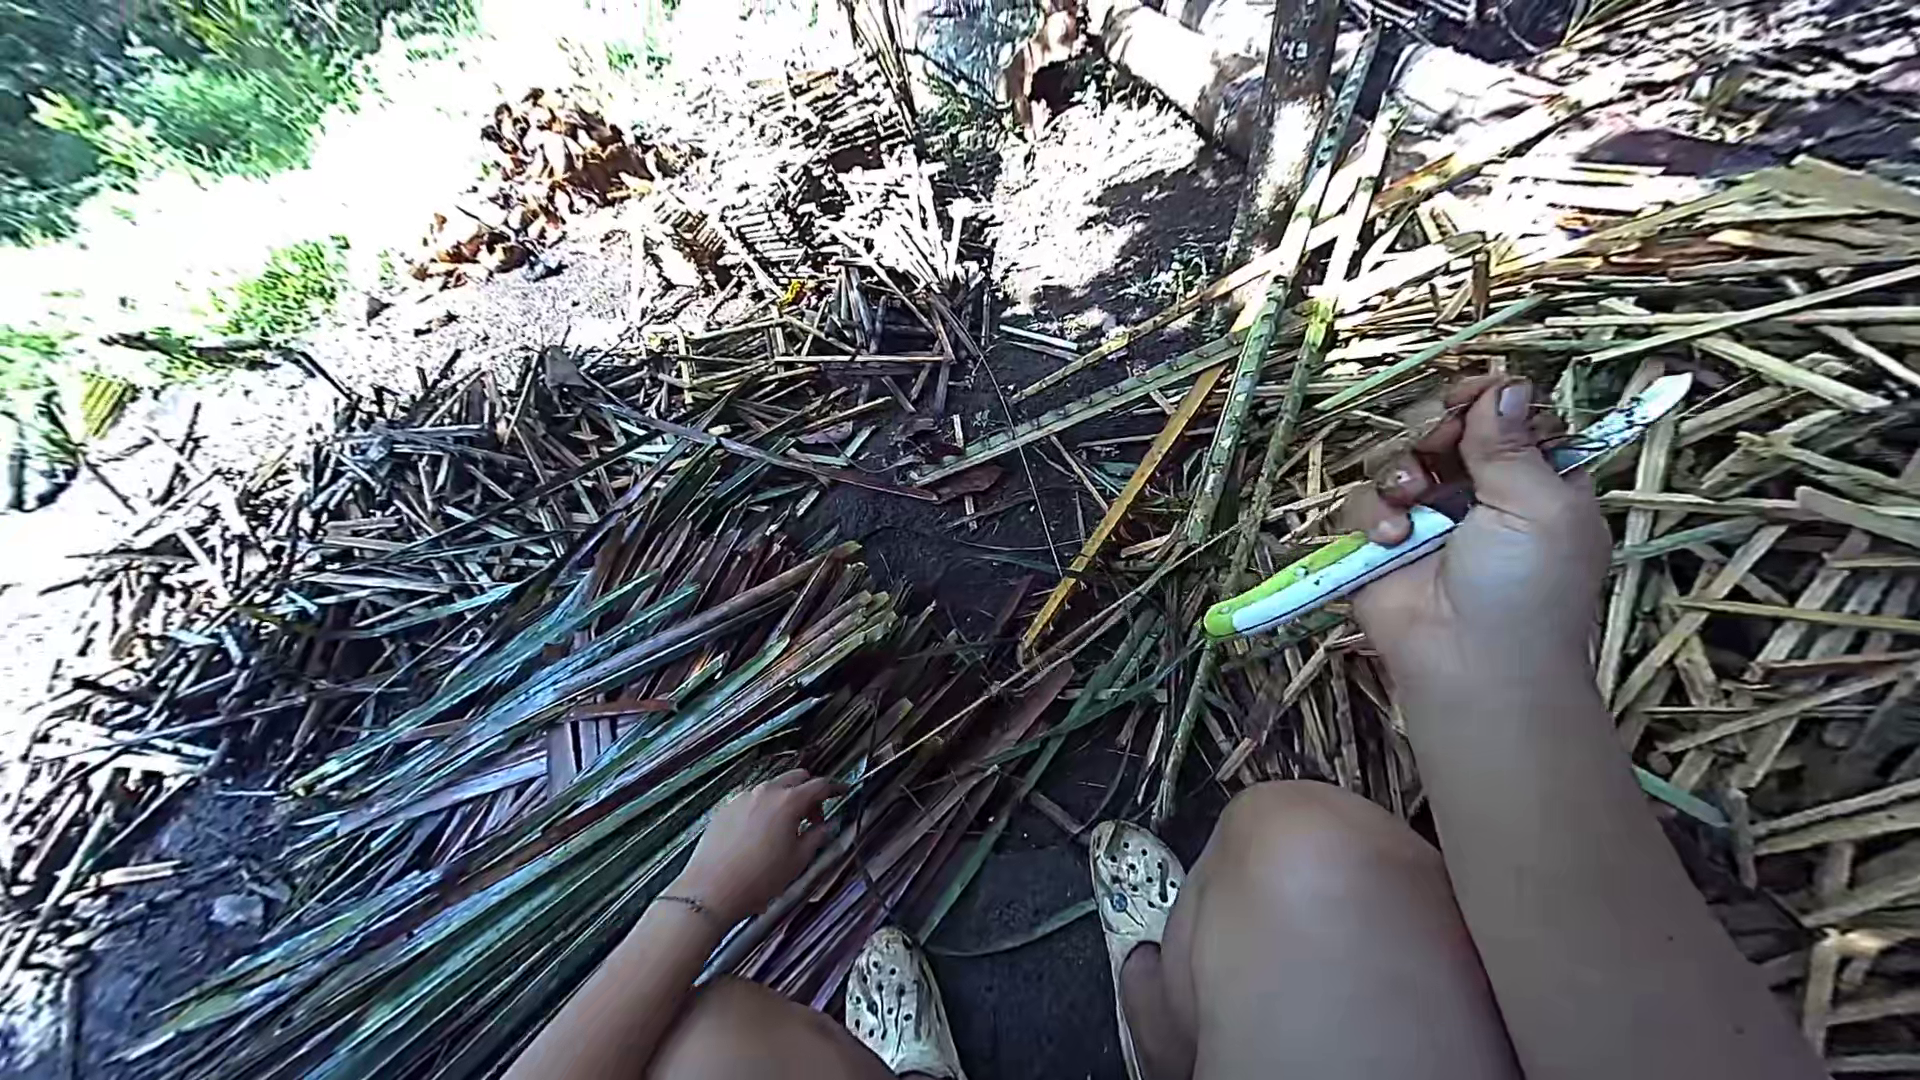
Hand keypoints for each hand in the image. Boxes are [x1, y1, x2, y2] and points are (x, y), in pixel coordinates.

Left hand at [670, 769, 844, 924]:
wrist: (709, 892)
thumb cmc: (759, 879)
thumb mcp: (797, 861)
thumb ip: (817, 837)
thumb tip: (826, 827)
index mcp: (789, 801)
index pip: (820, 785)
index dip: (835, 788)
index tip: (843, 791)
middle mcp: (766, 792)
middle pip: (796, 778)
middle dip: (809, 792)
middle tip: (813, 818)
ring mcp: (743, 797)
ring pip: (773, 788)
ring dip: (786, 800)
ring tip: (785, 830)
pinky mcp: (726, 808)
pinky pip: (752, 800)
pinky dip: (764, 809)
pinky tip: (760, 835)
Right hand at [1339, 376, 1609, 683]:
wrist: (1465, 658)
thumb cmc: (1523, 586)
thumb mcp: (1538, 508)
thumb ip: (1513, 446)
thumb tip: (1507, 385)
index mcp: (1529, 480)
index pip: (1502, 420)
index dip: (1483, 402)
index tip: (1464, 398)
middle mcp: (1470, 492)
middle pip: (1437, 431)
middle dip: (1429, 435)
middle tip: (1433, 450)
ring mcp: (1418, 515)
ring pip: (1391, 461)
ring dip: (1396, 477)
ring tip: (1407, 507)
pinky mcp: (1373, 539)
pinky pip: (1358, 502)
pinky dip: (1370, 515)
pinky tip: (1388, 538)